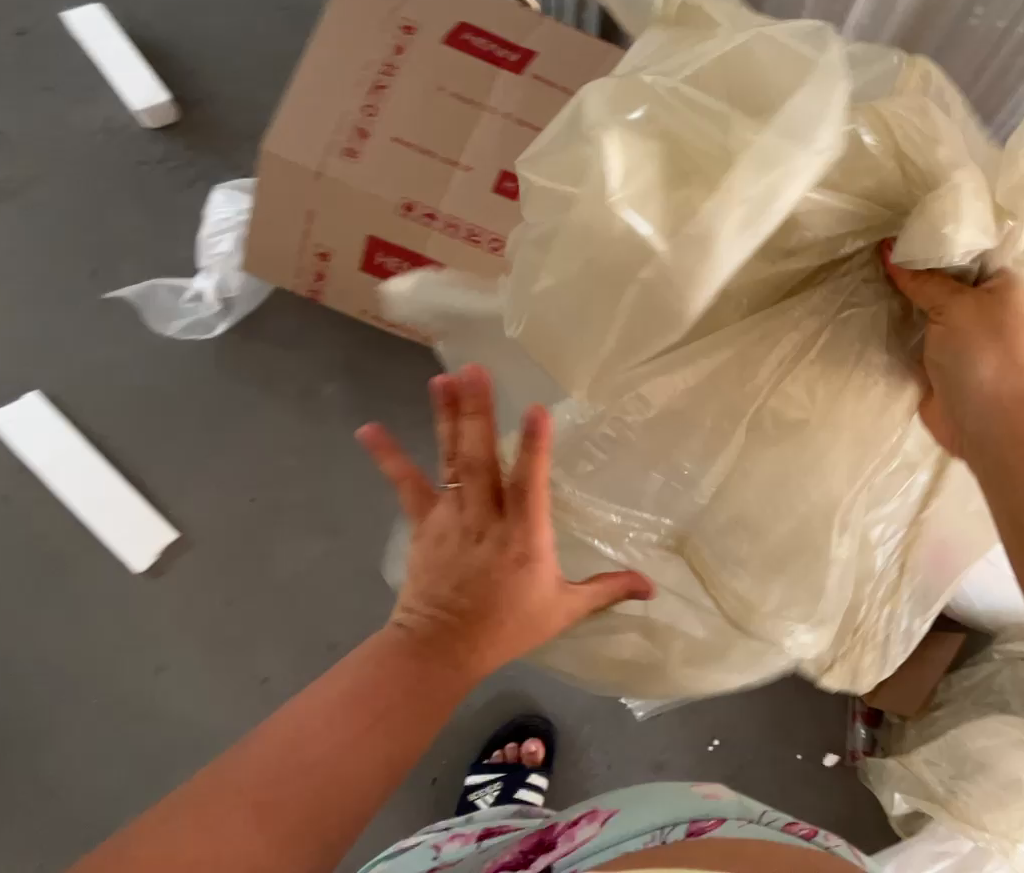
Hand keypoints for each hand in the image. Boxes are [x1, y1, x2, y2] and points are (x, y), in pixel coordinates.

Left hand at [354, 366, 653, 675]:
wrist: (439, 652)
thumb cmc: (506, 627)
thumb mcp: (564, 610)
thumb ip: (607, 590)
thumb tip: (655, 586)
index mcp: (523, 537)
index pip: (530, 484)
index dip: (534, 447)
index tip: (535, 409)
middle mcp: (485, 520)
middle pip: (481, 460)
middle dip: (478, 413)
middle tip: (475, 371)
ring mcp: (450, 519)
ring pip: (449, 462)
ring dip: (446, 419)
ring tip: (442, 379)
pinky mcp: (423, 524)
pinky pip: (406, 485)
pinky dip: (388, 456)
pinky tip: (368, 428)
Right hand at [880, 240, 1023, 458]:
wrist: (990, 426)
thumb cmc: (984, 355)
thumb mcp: (955, 305)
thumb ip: (921, 278)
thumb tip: (887, 249)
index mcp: (998, 285)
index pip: (963, 250)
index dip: (929, 239)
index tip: (892, 227)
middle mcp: (979, 307)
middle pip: (937, 279)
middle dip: (907, 268)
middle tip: (865, 247)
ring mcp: (955, 336)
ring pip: (919, 308)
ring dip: (895, 298)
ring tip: (858, 271)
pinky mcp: (933, 361)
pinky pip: (908, 336)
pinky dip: (890, 326)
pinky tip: (863, 306)